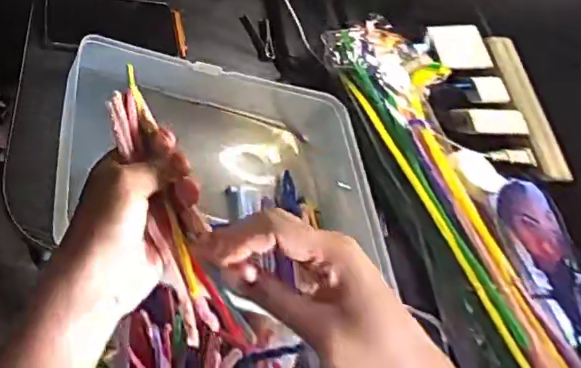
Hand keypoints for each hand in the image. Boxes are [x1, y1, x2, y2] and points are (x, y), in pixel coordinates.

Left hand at [49, 145, 196, 319]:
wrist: (101, 277)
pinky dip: (193, 223)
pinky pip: (185, 226)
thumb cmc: (106, 222)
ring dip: (188, 195)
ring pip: (179, 197)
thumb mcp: (126, 182)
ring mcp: (150, 215)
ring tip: (189, 199)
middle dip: (178, 169)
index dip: (159, 142)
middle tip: (184, 173)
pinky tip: (196, 222)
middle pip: (166, 170)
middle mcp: (135, 187)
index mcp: (118, 167)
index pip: (143, 145)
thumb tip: (175, 156)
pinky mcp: (165, 241)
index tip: (170, 142)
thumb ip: (154, 166)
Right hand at [199, 209, 450, 367]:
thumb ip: (274, 298)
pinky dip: (263, 261)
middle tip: (202, 253)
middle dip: (236, 237)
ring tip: (216, 259)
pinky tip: (245, 271)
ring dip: (247, 247)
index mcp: (332, 249)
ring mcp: (331, 258)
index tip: (207, 254)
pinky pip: (289, 257)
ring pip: (277, 239)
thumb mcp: (323, 334)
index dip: (237, 238)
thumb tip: (230, 272)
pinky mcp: (330, 276)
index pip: (272, 227)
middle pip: (272, 226)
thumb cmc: (378, 361)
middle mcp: (329, 244)